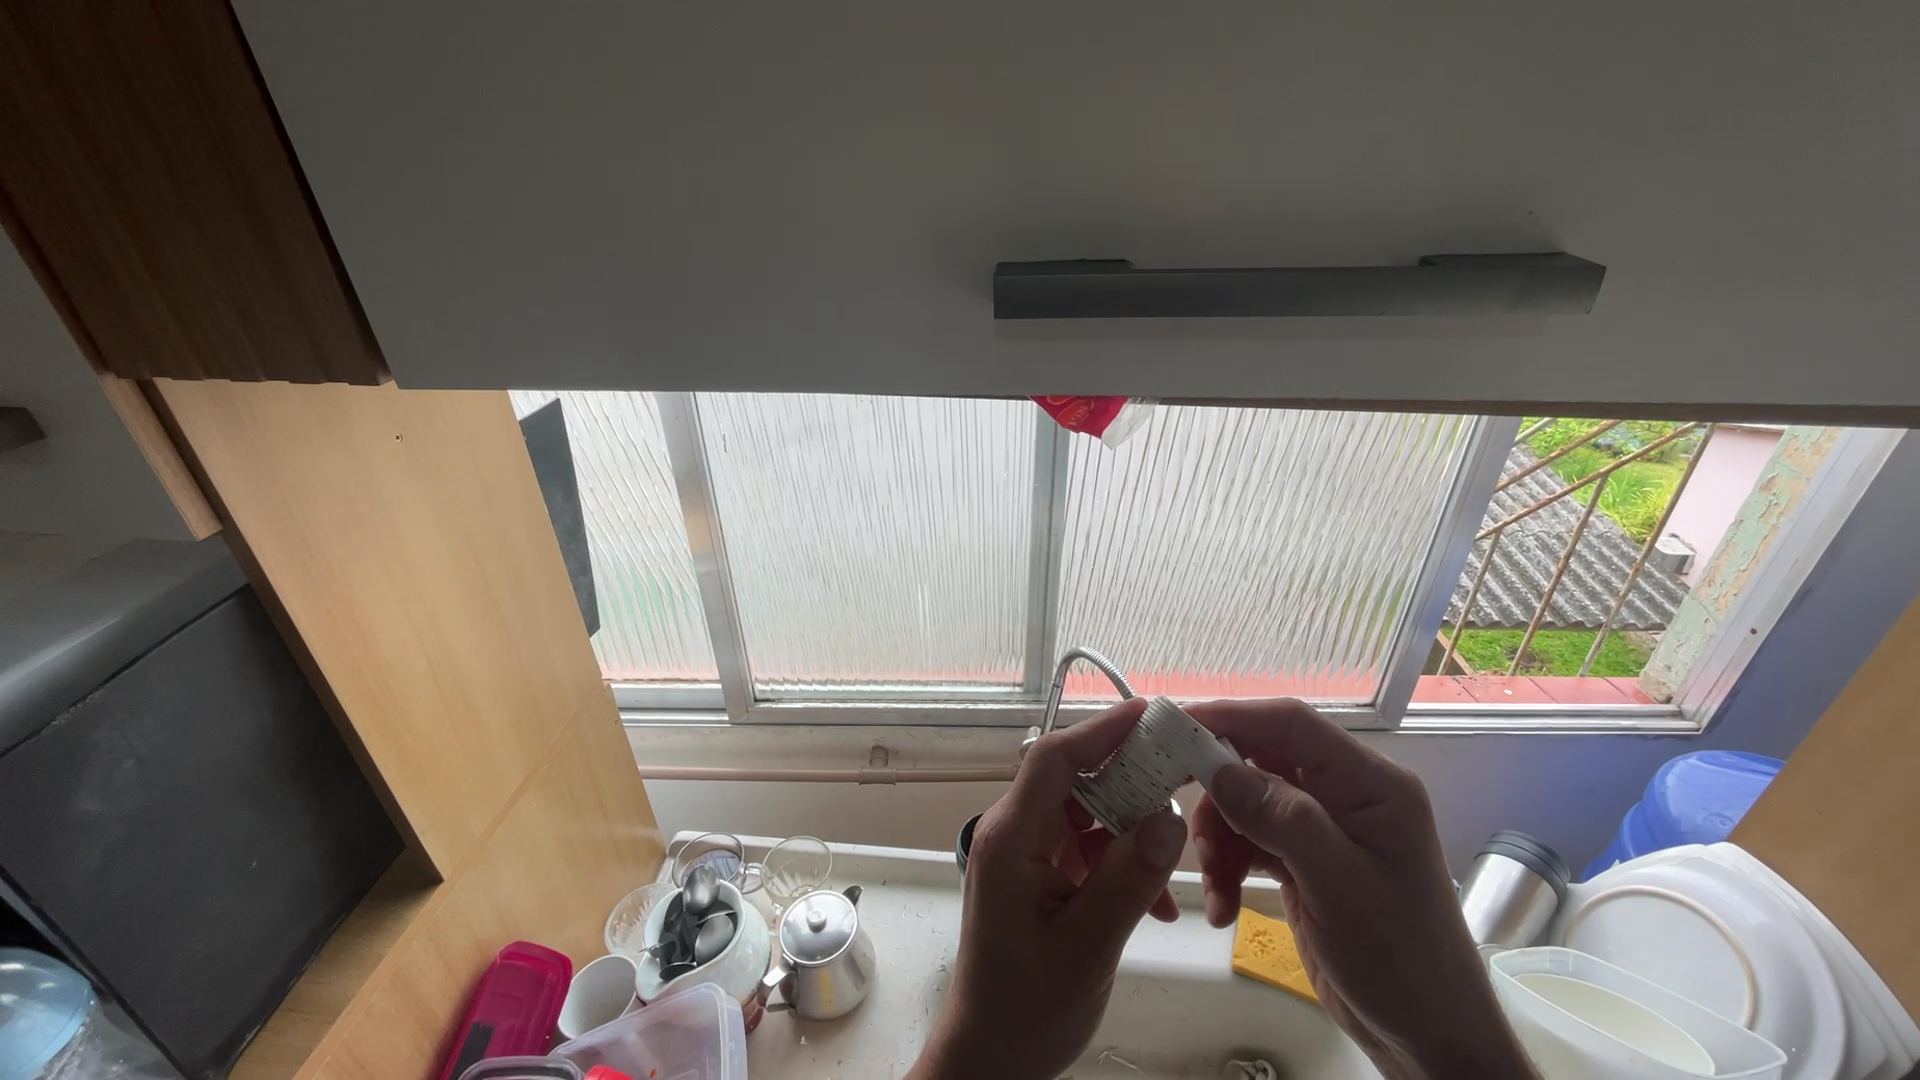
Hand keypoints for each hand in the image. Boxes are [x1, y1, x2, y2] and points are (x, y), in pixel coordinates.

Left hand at [909, 699, 1187, 1079]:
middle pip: (1076, 781)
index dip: (1101, 731)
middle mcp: (1014, 833)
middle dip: (1132, 782)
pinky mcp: (1040, 876)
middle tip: (1187, 782)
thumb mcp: (1086, 947)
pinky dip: (1123, 864)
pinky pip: (1088, 849)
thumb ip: (1128, 879)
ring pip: (1089, 815)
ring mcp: (1027, 854)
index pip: (1053, 759)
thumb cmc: (1027, 1008)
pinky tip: (1154, 904)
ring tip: (1175, 863)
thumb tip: (1170, 819)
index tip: (1150, 716)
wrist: (990, 1058)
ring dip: (1133, 834)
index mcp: (1011, 837)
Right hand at [1189, 699, 1537, 1079]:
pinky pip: (1248, 840)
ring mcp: (1322, 827)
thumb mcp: (1342, 887)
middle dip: (1215, 787)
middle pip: (1259, 759)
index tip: (1173, 726)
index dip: (1231, 716)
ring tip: (1214, 882)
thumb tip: (1220, 769)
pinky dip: (1227, 866)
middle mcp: (1344, 794)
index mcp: (1370, 784)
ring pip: (1245, 801)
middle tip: (1169, 802)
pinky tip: (1223, 904)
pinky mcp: (1302, 859)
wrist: (1428, 1038)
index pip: (1290, 724)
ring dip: (1218, 837)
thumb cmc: (1401, 961)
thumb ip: (1283, 820)